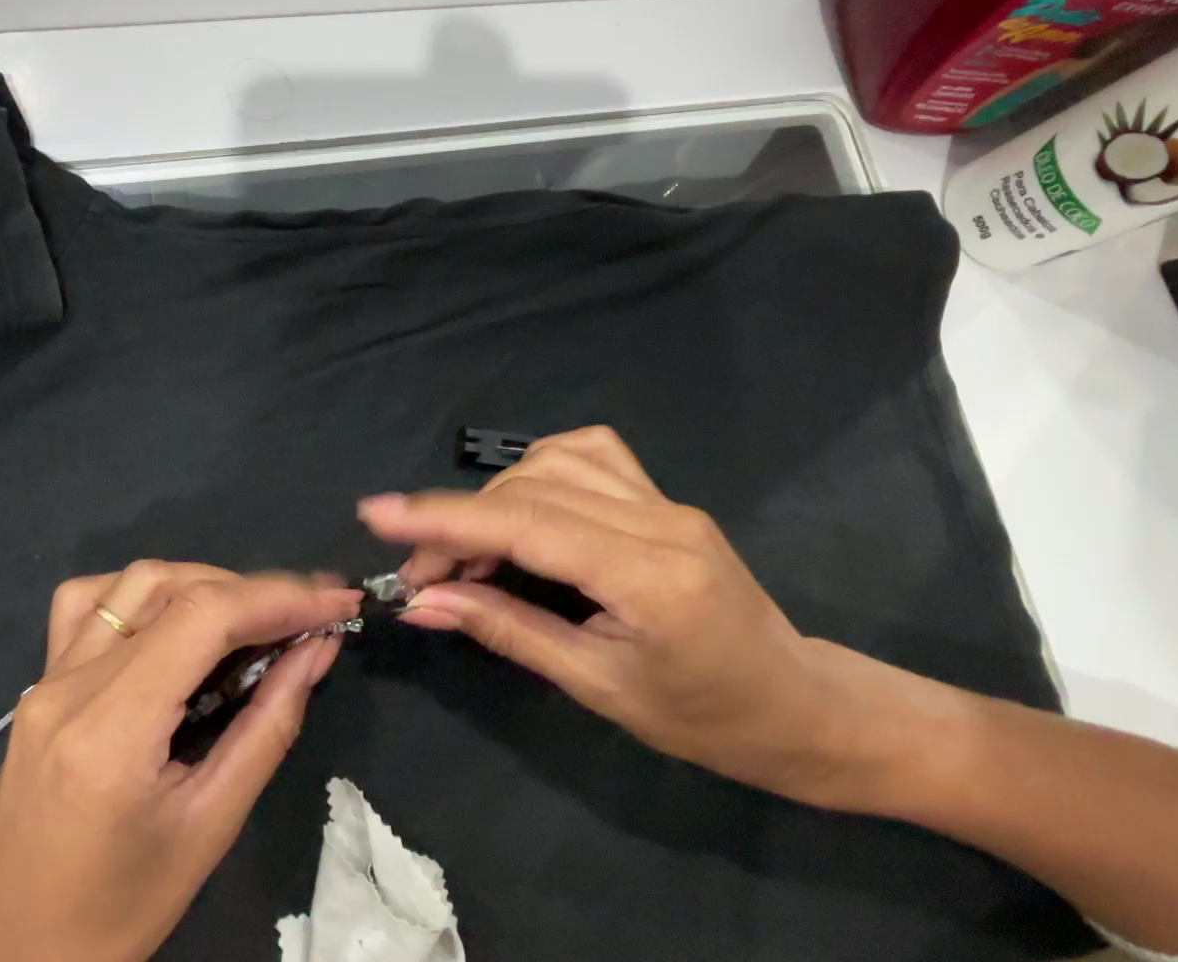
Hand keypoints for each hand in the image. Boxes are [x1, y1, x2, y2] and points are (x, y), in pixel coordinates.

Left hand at [0, 562, 359, 961]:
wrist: (15, 949)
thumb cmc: (123, 907)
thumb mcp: (212, 824)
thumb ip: (270, 725)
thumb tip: (318, 648)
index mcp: (112, 730)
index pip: (203, 617)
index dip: (279, 596)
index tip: (337, 601)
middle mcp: (70, 686)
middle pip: (172, 588)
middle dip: (254, 592)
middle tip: (310, 617)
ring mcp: (45, 680)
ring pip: (132, 584)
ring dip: (204, 585)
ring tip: (254, 621)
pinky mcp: (39, 685)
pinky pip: (88, 606)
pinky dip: (144, 595)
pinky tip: (176, 622)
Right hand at [357, 426, 884, 807]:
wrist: (800, 707)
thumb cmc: (704, 720)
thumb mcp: (596, 687)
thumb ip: (507, 629)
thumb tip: (425, 601)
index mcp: (648, 577)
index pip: (527, 523)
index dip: (444, 516)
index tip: (377, 513)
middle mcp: (659, 520)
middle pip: (532, 488)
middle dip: (460, 523)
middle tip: (422, 576)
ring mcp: (667, 502)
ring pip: (557, 460)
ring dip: (495, 497)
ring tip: (470, 550)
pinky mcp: (666, 500)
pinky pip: (590, 456)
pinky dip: (538, 472)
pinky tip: (522, 510)